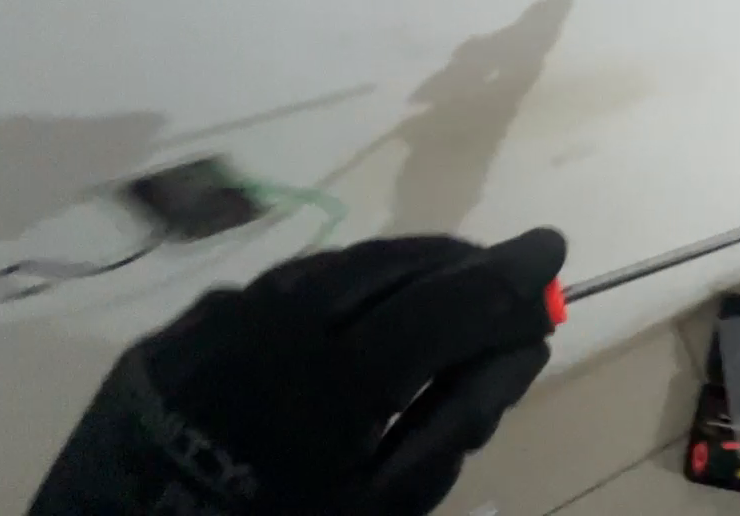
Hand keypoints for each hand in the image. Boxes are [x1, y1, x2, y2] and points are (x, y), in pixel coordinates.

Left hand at [30, 231, 565, 515]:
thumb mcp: (382, 510)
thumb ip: (461, 418)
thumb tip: (524, 341)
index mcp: (323, 392)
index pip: (448, 305)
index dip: (511, 277)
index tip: (555, 249)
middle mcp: (270, 332)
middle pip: (402, 265)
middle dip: (469, 264)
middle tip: (509, 276)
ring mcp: (217, 320)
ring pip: (350, 262)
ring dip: (415, 266)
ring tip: (450, 286)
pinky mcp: (184, 324)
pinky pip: (293, 283)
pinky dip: (351, 284)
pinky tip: (368, 307)